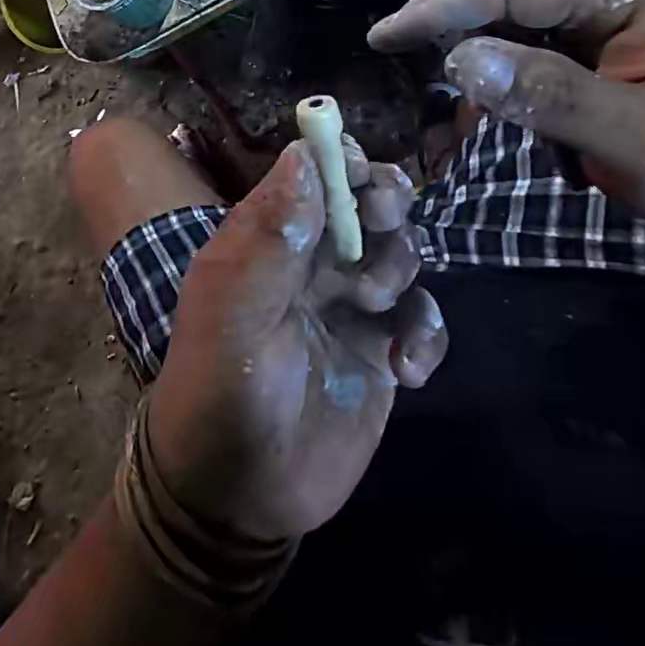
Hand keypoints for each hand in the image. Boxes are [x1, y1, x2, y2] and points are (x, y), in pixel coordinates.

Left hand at [146, 138, 448, 541]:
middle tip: (377, 233)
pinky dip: (424, 333)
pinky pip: (419, 318)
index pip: (309, 176)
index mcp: (264, 242)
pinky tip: (406, 370)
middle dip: (383, 207)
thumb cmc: (220, 389)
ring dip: (398, 271)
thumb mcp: (233, 310)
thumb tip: (303, 154)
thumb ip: (269, 236)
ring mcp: (346, 307)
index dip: (340, 163)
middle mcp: (307, 264)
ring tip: (370, 312)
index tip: (363, 179)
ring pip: (397, 254)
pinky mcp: (377, 352)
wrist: (237, 491)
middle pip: (364, 205)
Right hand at [367, 0, 644, 262]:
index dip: (441, 6)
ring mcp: (622, 6)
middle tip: (408, 36)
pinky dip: (499, 42)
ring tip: (439, 60)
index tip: (382, 37)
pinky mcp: (615, 38)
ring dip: (473, 14)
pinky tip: (487, 81)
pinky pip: (538, 20)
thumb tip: (458, 58)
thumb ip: (550, 94)